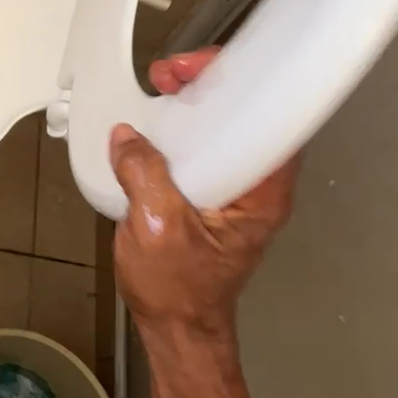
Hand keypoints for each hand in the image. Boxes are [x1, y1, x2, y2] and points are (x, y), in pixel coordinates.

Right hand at [111, 47, 299, 337]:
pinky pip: (196, 147)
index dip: (240, 86)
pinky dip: (176, 126)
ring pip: (218, 129)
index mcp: (259, 194)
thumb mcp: (156, 228)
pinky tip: (151, 119)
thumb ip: (143, 175)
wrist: (174, 327)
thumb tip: (127, 136)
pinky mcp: (206, 192)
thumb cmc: (176, 287)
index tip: (201, 70)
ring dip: (190, 103)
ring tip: (158, 87)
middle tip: (170, 75)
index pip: (270, 123)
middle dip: (209, 85)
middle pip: (243, 117)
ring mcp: (230, 189)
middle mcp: (252, 186)